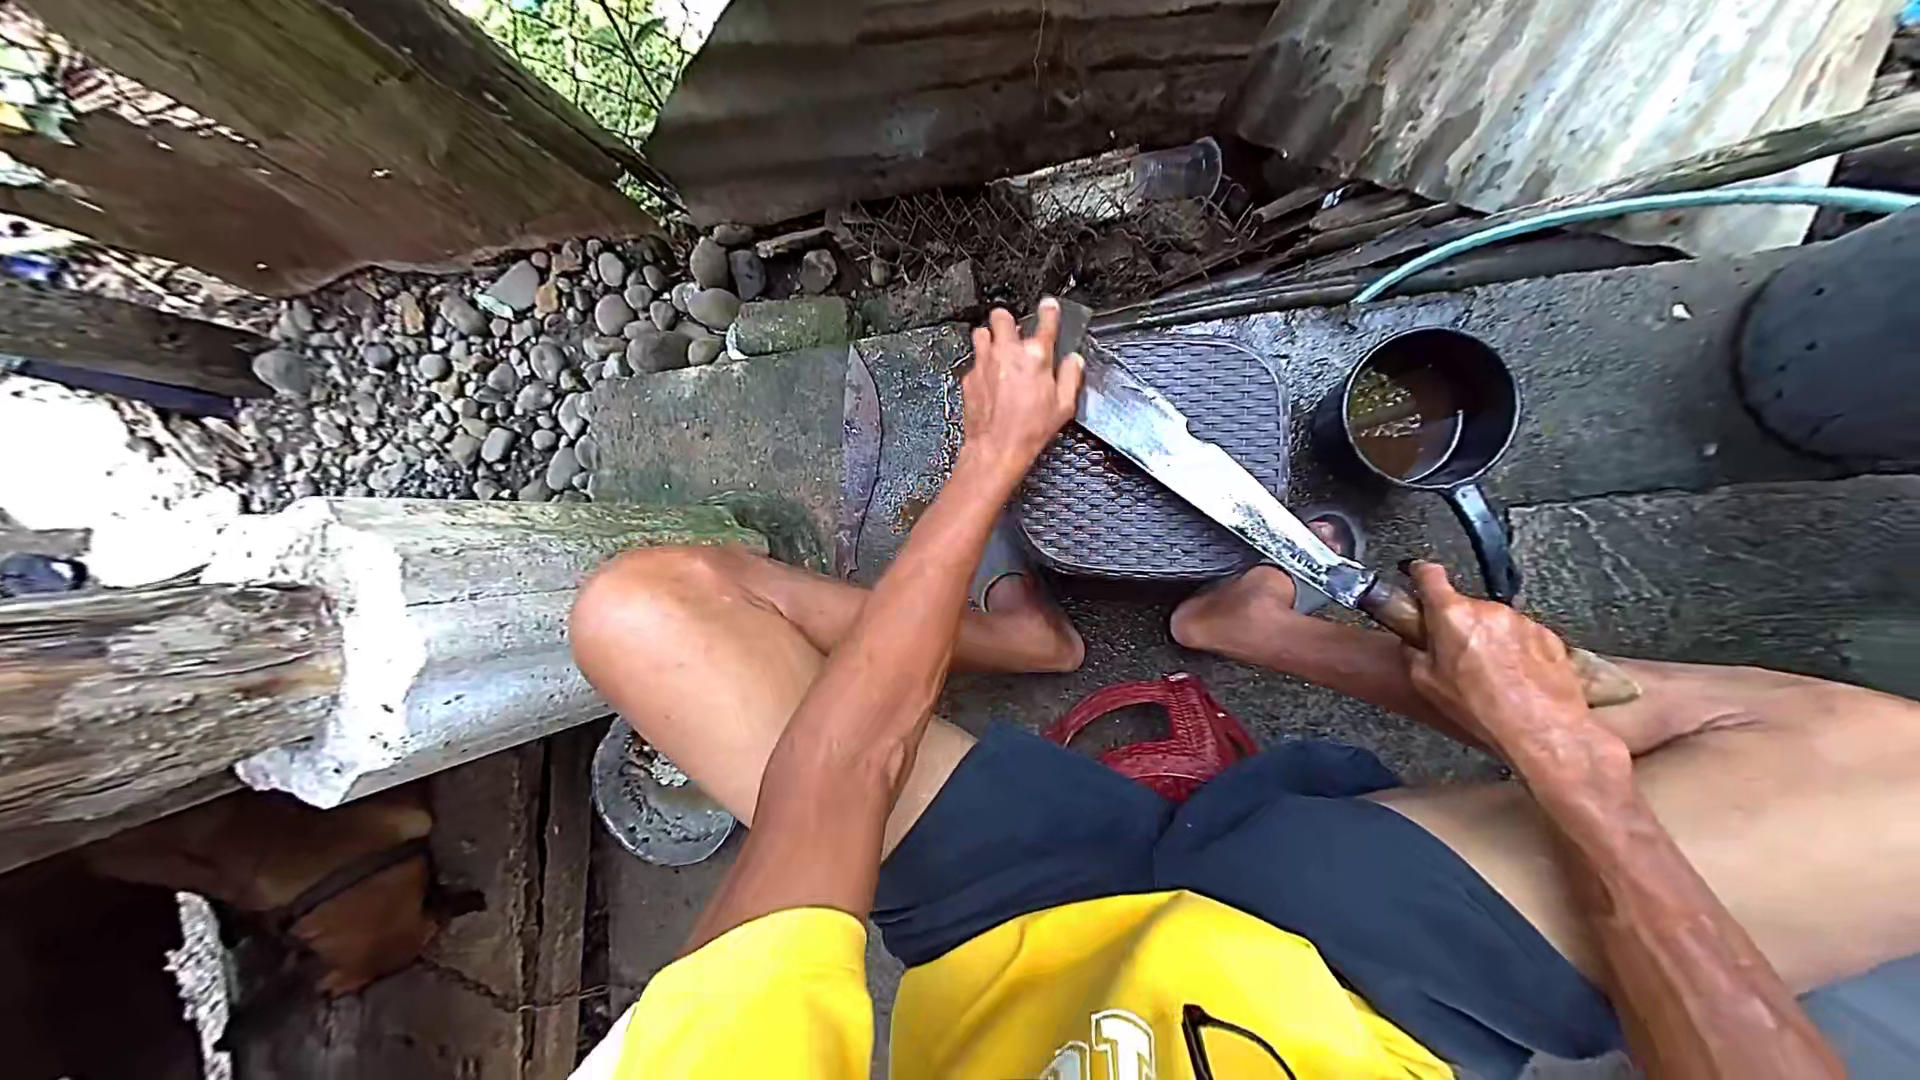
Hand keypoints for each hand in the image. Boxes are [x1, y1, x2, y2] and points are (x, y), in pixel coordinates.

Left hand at [961, 299, 1084, 476]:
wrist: (996, 448)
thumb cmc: (1028, 431)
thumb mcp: (1064, 406)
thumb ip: (1071, 377)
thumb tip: (1074, 362)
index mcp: (1036, 356)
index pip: (1046, 321)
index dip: (1049, 310)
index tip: (1049, 307)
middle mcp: (1007, 353)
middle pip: (1002, 316)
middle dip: (1008, 321)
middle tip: (1014, 333)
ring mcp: (985, 363)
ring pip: (981, 333)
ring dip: (990, 338)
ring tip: (998, 351)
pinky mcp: (969, 377)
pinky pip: (974, 360)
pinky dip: (981, 364)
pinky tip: (989, 378)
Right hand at [1403, 562, 1628, 779]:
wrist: (1543, 731)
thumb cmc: (1484, 709)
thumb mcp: (1424, 681)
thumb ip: (1413, 650)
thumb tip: (1412, 642)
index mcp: (1451, 615)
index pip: (1430, 574)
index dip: (1419, 572)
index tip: (1416, 573)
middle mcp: (1488, 611)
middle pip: (1462, 604)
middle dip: (1454, 622)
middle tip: (1451, 651)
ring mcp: (1521, 623)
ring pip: (1492, 621)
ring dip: (1485, 637)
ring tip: (1485, 671)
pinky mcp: (1548, 637)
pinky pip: (1519, 635)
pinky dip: (1512, 649)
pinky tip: (1510, 676)